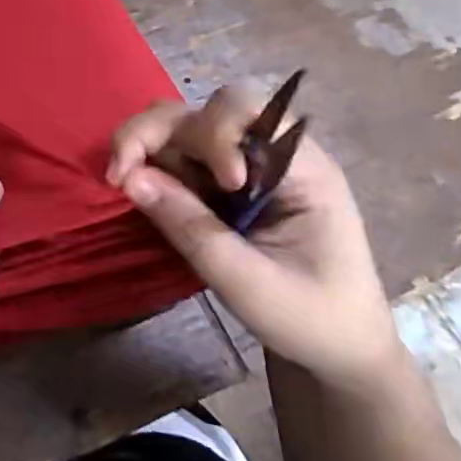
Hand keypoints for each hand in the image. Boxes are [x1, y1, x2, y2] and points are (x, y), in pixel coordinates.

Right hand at [106, 86, 403, 390]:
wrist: (340, 351)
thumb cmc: (313, 321)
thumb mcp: (254, 288)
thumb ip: (194, 231)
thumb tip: (131, 179)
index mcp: (301, 168)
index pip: (248, 109)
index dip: (216, 131)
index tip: (224, 186)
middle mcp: (267, 153)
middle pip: (203, 111)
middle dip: (156, 133)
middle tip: (120, 174)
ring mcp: (242, 165)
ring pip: (183, 126)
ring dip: (147, 145)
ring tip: (123, 180)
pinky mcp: (220, 181)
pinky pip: (179, 154)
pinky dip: (150, 163)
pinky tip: (138, 188)